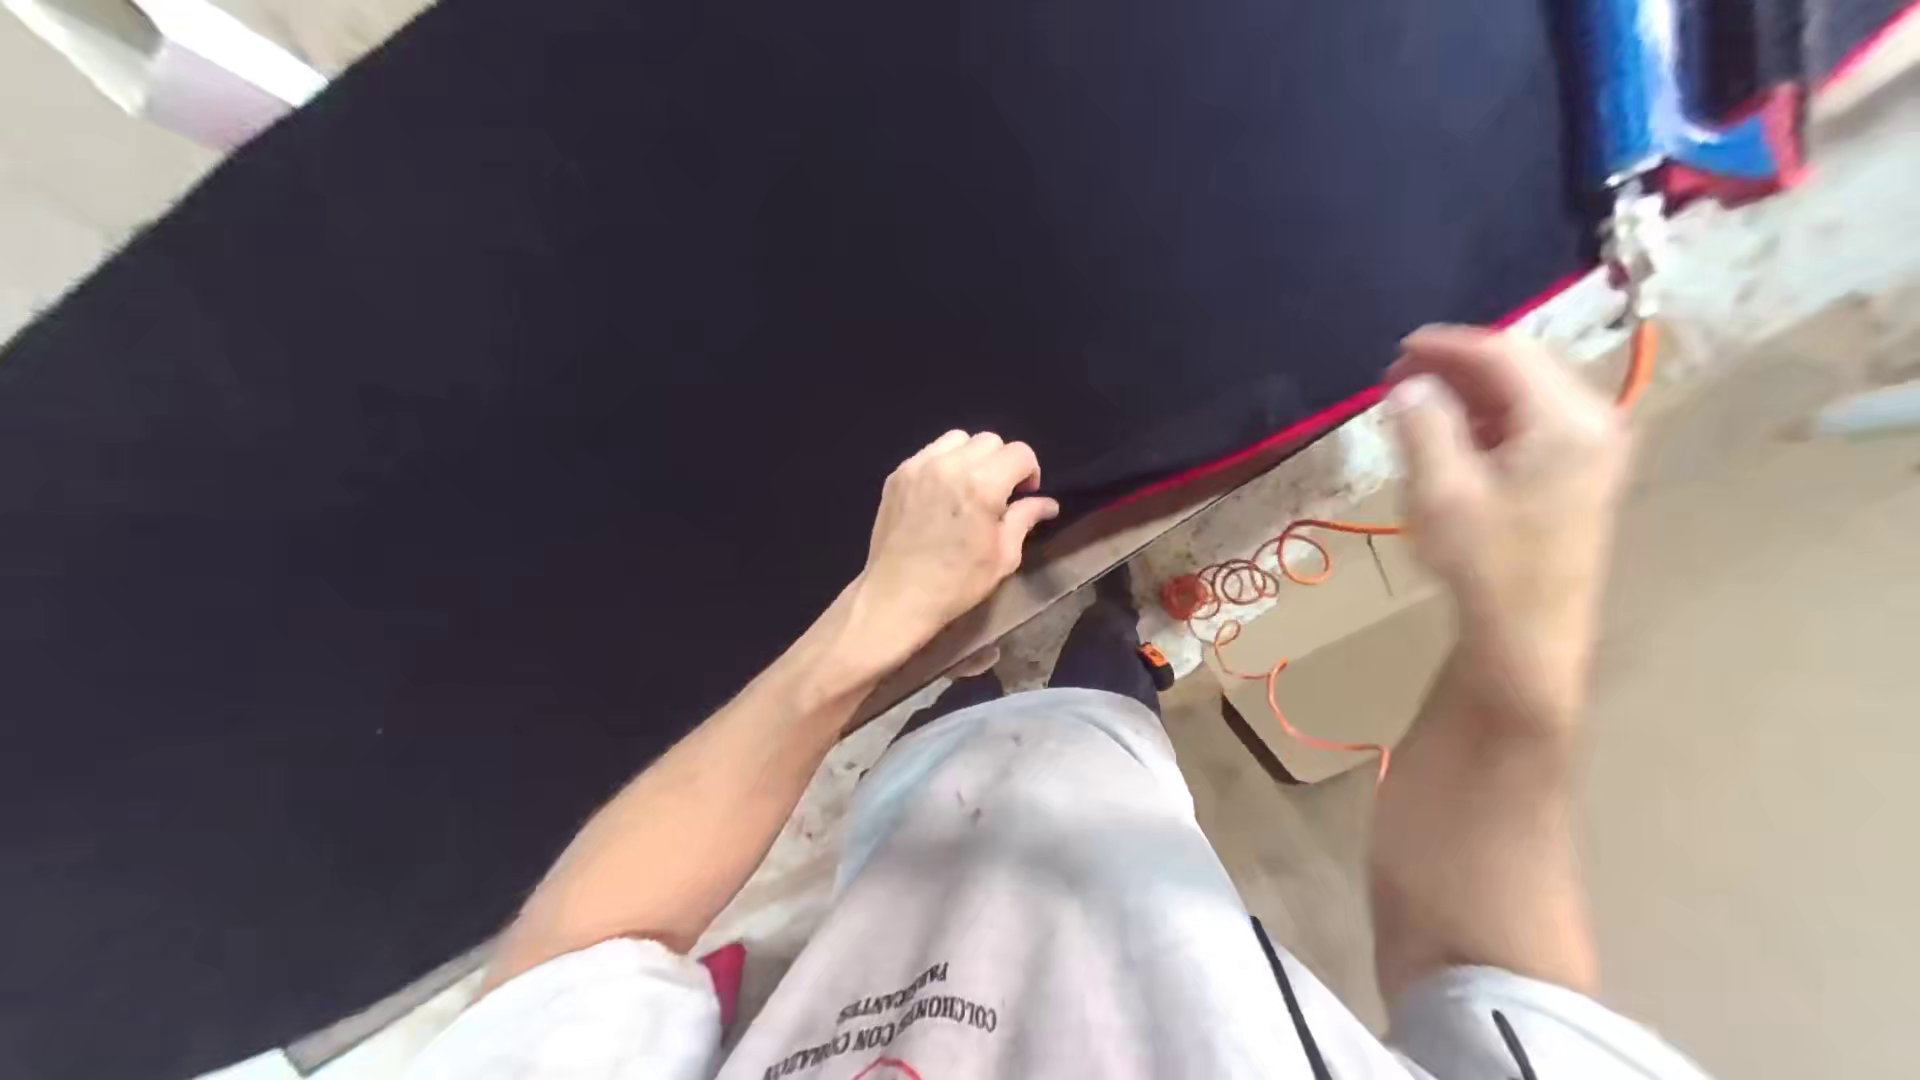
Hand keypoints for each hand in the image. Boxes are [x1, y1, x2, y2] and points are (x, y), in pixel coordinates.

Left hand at [840, 430, 1059, 674]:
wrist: (897, 596)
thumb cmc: (956, 583)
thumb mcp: (1003, 556)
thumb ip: (1025, 519)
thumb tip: (1048, 503)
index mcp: (982, 485)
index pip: (1020, 452)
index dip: (1030, 472)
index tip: (1023, 495)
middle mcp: (950, 465)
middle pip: (990, 441)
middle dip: (1001, 463)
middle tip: (996, 494)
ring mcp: (919, 466)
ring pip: (957, 439)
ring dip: (971, 457)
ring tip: (967, 488)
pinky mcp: (898, 474)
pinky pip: (929, 452)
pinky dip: (943, 463)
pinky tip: (940, 493)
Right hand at [1385, 325, 1630, 726]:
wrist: (1527, 625)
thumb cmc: (1482, 558)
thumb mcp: (1440, 490)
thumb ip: (1424, 426)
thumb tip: (1409, 383)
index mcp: (1565, 421)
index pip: (1506, 355)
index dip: (1449, 344)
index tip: (1397, 347)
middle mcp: (1591, 421)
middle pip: (1521, 366)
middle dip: (1457, 363)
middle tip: (1396, 374)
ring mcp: (1589, 446)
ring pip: (1524, 392)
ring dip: (1468, 388)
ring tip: (1413, 397)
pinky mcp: (1576, 469)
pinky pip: (1528, 420)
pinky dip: (1484, 413)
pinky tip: (1446, 427)